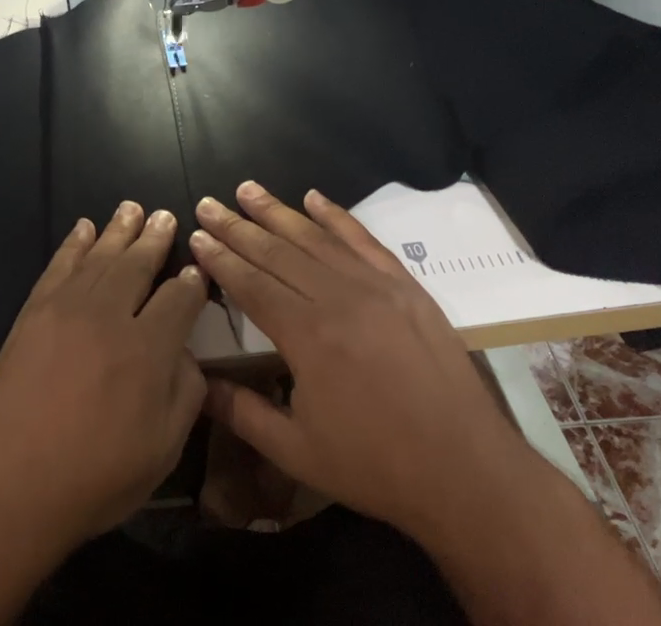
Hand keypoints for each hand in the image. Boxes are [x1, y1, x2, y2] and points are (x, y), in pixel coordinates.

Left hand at [0, 202, 209, 554]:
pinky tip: (83, 230)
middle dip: (154, 240)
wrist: (8, 481)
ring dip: (117, 231)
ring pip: (98, 258)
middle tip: (164, 215)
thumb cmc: (95, 477)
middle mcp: (109, 316)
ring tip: (131, 209)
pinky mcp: (32, 314)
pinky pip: (58, 267)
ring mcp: (65, 310)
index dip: (193, 284)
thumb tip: (186, 353)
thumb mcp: (163, 449)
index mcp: (149, 349)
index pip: (179, 299)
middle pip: (137, 266)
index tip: (198, 271)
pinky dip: (73, 245)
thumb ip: (185, 393)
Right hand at [190, 182, 529, 539]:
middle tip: (207, 203)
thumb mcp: (295, 450)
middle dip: (237, 227)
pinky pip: (365, 242)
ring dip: (278, 212)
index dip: (220, 259)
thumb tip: (194, 382)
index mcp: (307, 336)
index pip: (251, 284)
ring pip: (317, 240)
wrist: (467, 471)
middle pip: (277, 253)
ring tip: (247, 189)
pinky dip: (338, 217)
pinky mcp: (408, 289)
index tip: (195, 236)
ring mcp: (378, 289)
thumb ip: (240, 411)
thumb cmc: (375, 465)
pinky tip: (314, 198)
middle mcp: (339, 299)